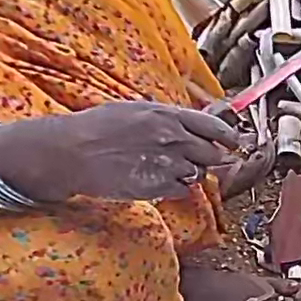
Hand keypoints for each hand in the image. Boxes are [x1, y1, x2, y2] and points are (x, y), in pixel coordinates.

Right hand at [0, 103, 246, 202]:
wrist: (68, 152)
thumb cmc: (98, 128)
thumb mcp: (137, 111)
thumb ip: (171, 118)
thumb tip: (199, 125)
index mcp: (169, 116)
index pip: (216, 128)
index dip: (228, 138)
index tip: (232, 143)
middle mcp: (174, 138)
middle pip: (213, 154)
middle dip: (206, 158)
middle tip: (189, 159)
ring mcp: (169, 163)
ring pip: (200, 173)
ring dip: (189, 173)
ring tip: (163, 168)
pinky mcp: (160, 185)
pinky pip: (184, 190)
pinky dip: (175, 188)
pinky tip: (155, 180)